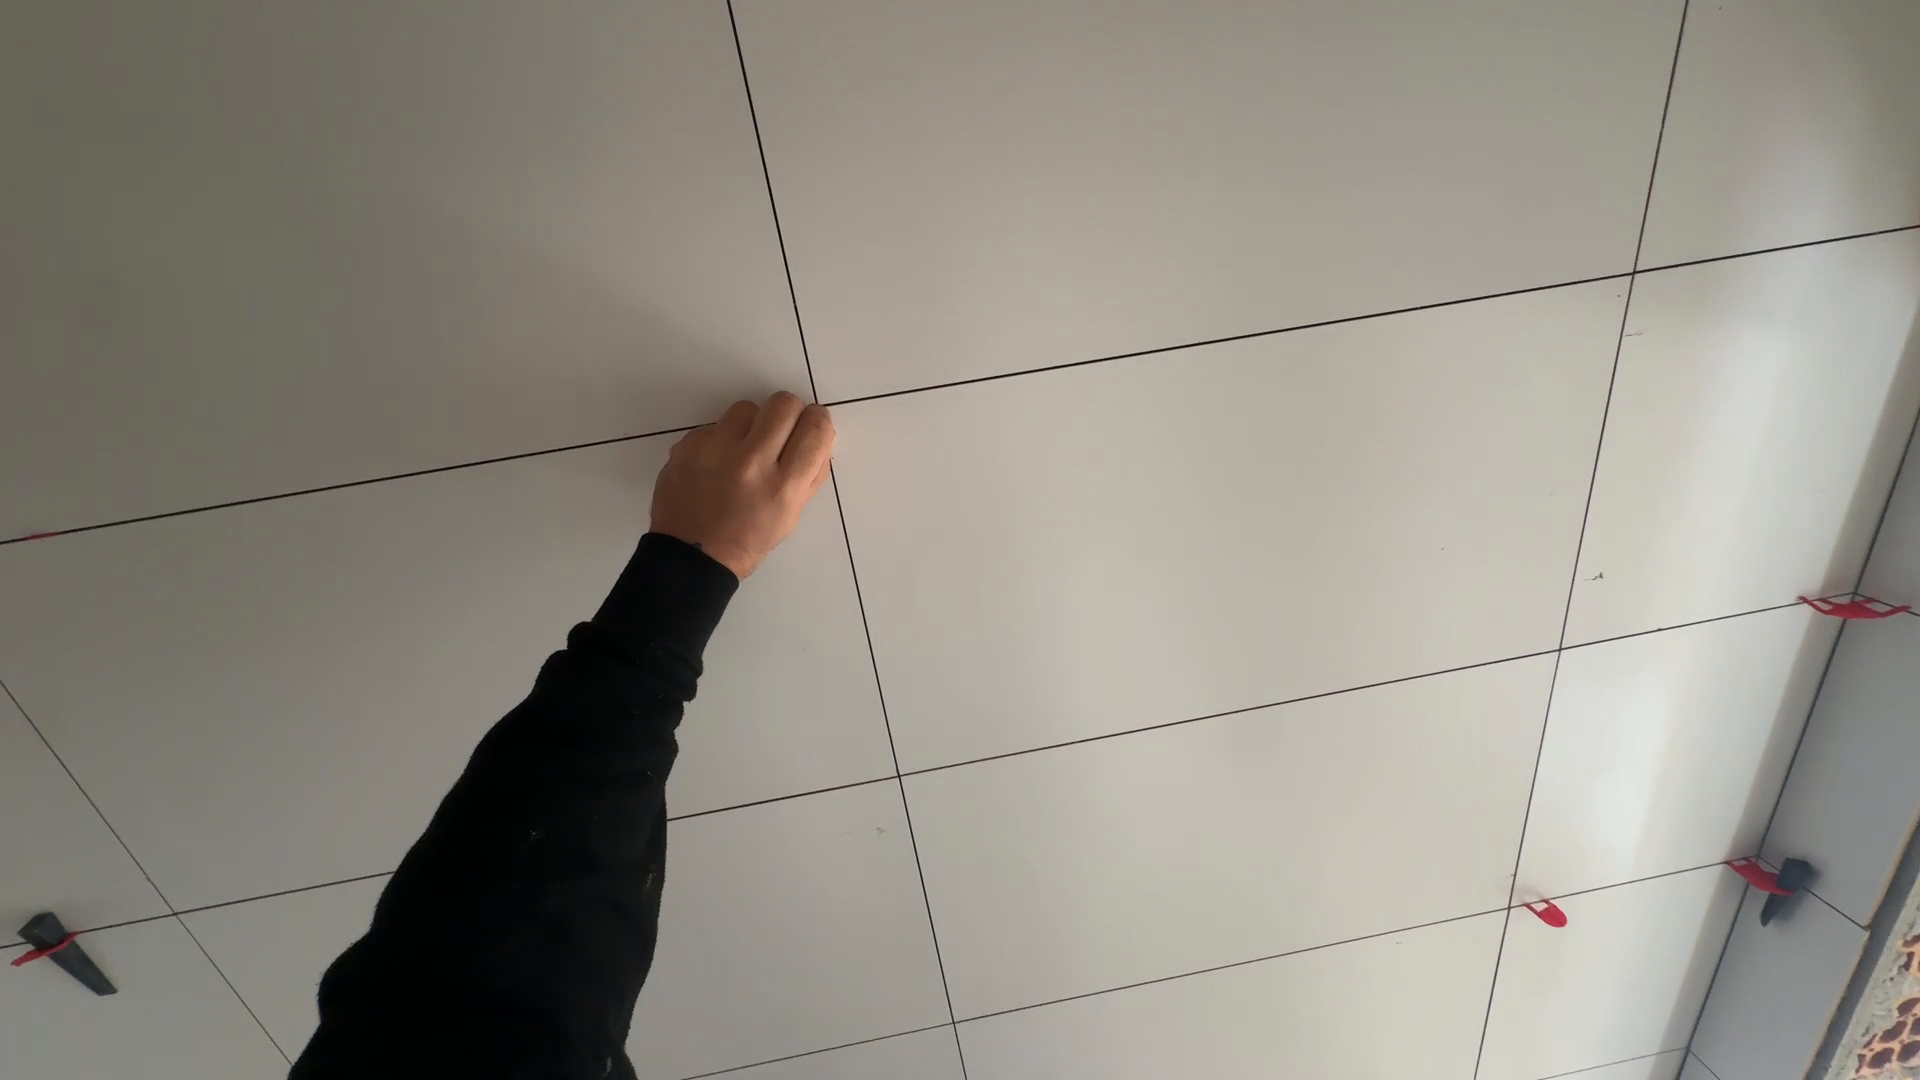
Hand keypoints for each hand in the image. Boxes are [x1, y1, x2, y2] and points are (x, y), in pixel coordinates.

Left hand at [650, 392, 835, 578]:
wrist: (692, 556)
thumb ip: (811, 474)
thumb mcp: (792, 515)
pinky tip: (717, 464)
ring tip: (744, 449)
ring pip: (747, 408)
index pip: (816, 428)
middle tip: (782, 431)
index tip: (811, 427)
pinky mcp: (687, 446)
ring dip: (752, 424)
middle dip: (789, 413)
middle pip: (784, 403)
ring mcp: (715, 451)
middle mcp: (751, 462)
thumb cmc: (750, 540)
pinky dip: (721, 440)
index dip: (818, 421)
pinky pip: (715, 426)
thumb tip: (821, 435)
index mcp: (784, 486)